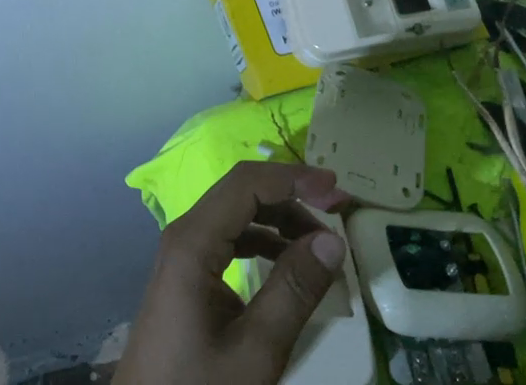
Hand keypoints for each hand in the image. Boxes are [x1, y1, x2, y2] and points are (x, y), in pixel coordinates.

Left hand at [114, 162, 350, 384]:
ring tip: (323, 247)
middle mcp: (185, 234)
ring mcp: (184, 253)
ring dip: (281, 220)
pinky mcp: (189, 273)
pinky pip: (231, 240)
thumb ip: (294, 290)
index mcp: (193, 240)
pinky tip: (293, 266)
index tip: (338, 190)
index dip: (293, 177)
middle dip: (292, 194)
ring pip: (238, 215)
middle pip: (241, 192)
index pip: (246, 183)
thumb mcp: (256, 347)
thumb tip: (333, 239)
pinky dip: (266, 243)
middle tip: (340, 212)